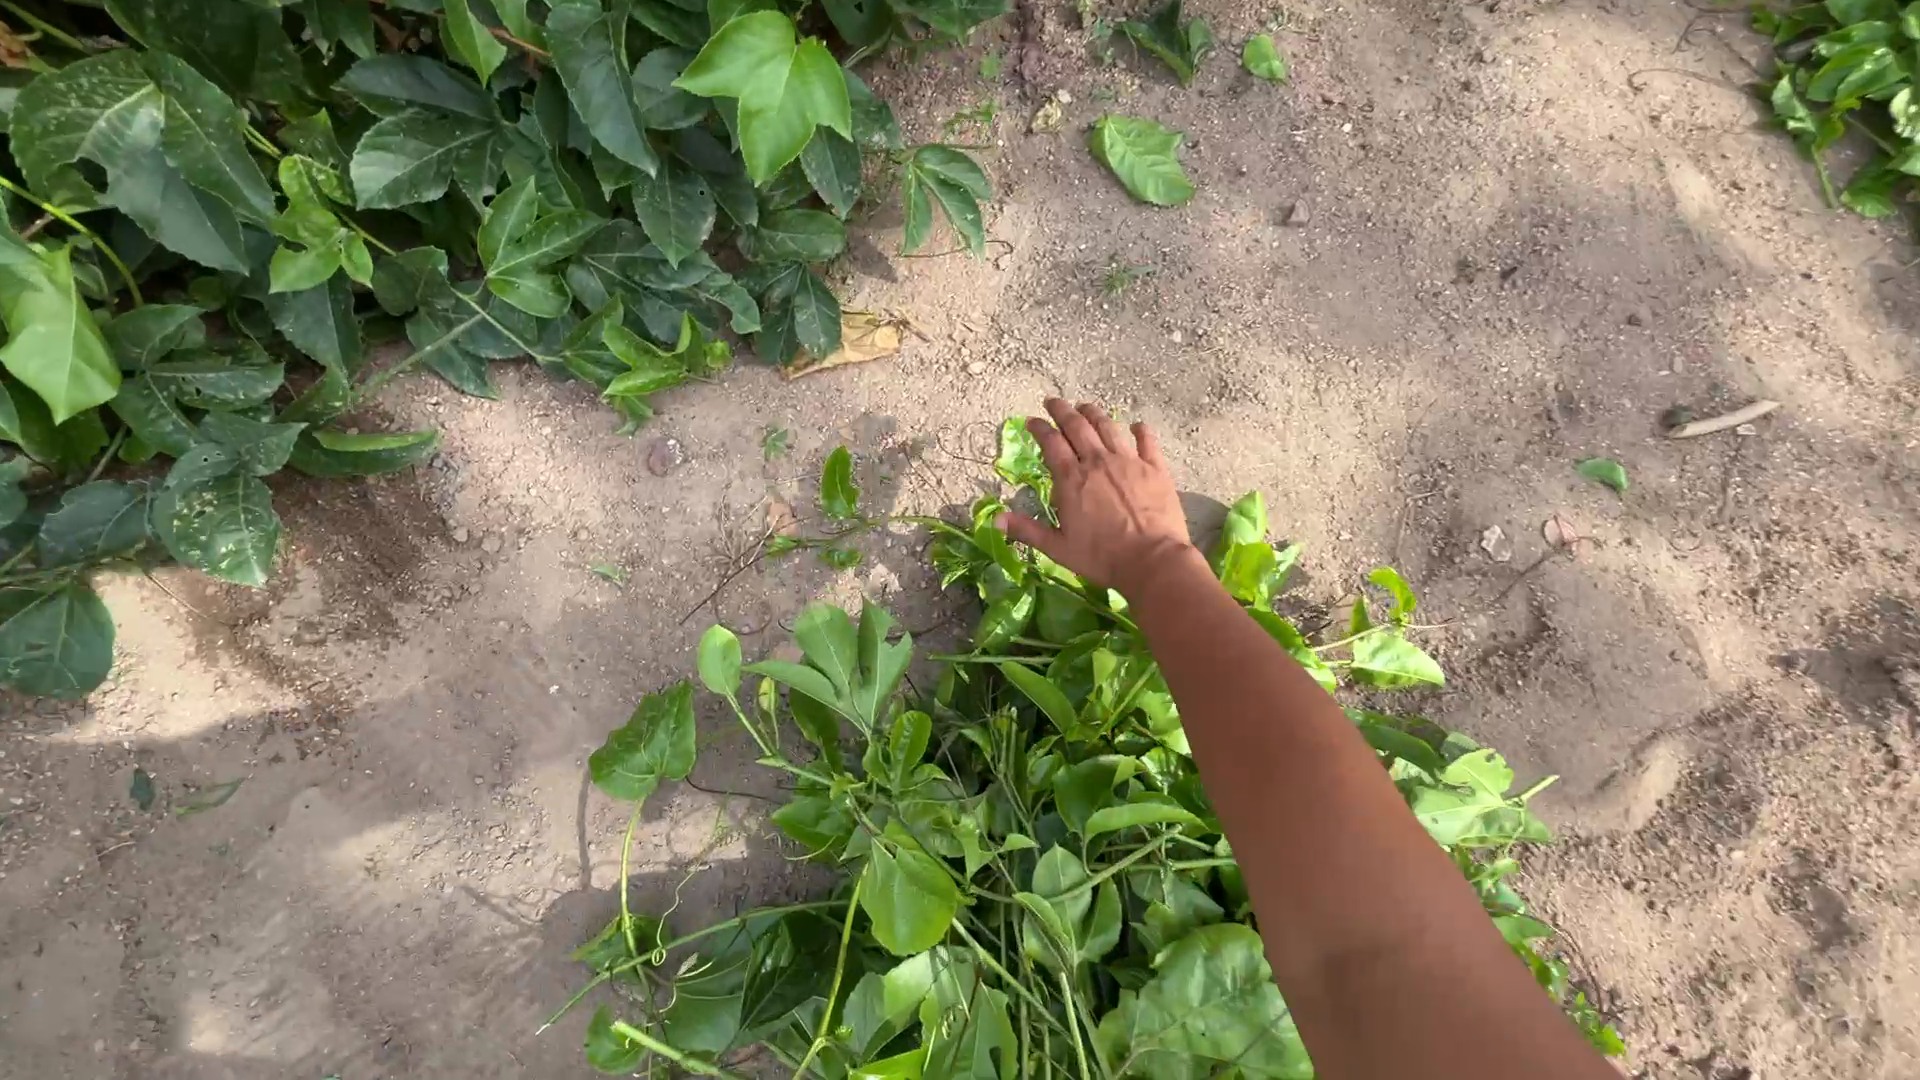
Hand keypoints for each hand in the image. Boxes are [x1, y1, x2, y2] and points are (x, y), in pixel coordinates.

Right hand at [997, 400, 1196, 589]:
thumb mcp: (1057, 547)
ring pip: (1108, 427)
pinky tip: (1136, 426)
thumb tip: (996, 519)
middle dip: (1063, 411)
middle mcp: (1098, 462)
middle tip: (1054, 402)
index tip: (1032, 420)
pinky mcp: (1155, 468)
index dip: (1039, 428)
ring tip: (1086, 407)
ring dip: (1094, 414)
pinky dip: (1140, 431)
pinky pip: (1147, 441)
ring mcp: (1129, 462)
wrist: (1151, 560)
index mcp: (1071, 479)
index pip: (1051, 443)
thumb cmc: (1101, 557)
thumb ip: (1027, 530)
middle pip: (1077, 426)